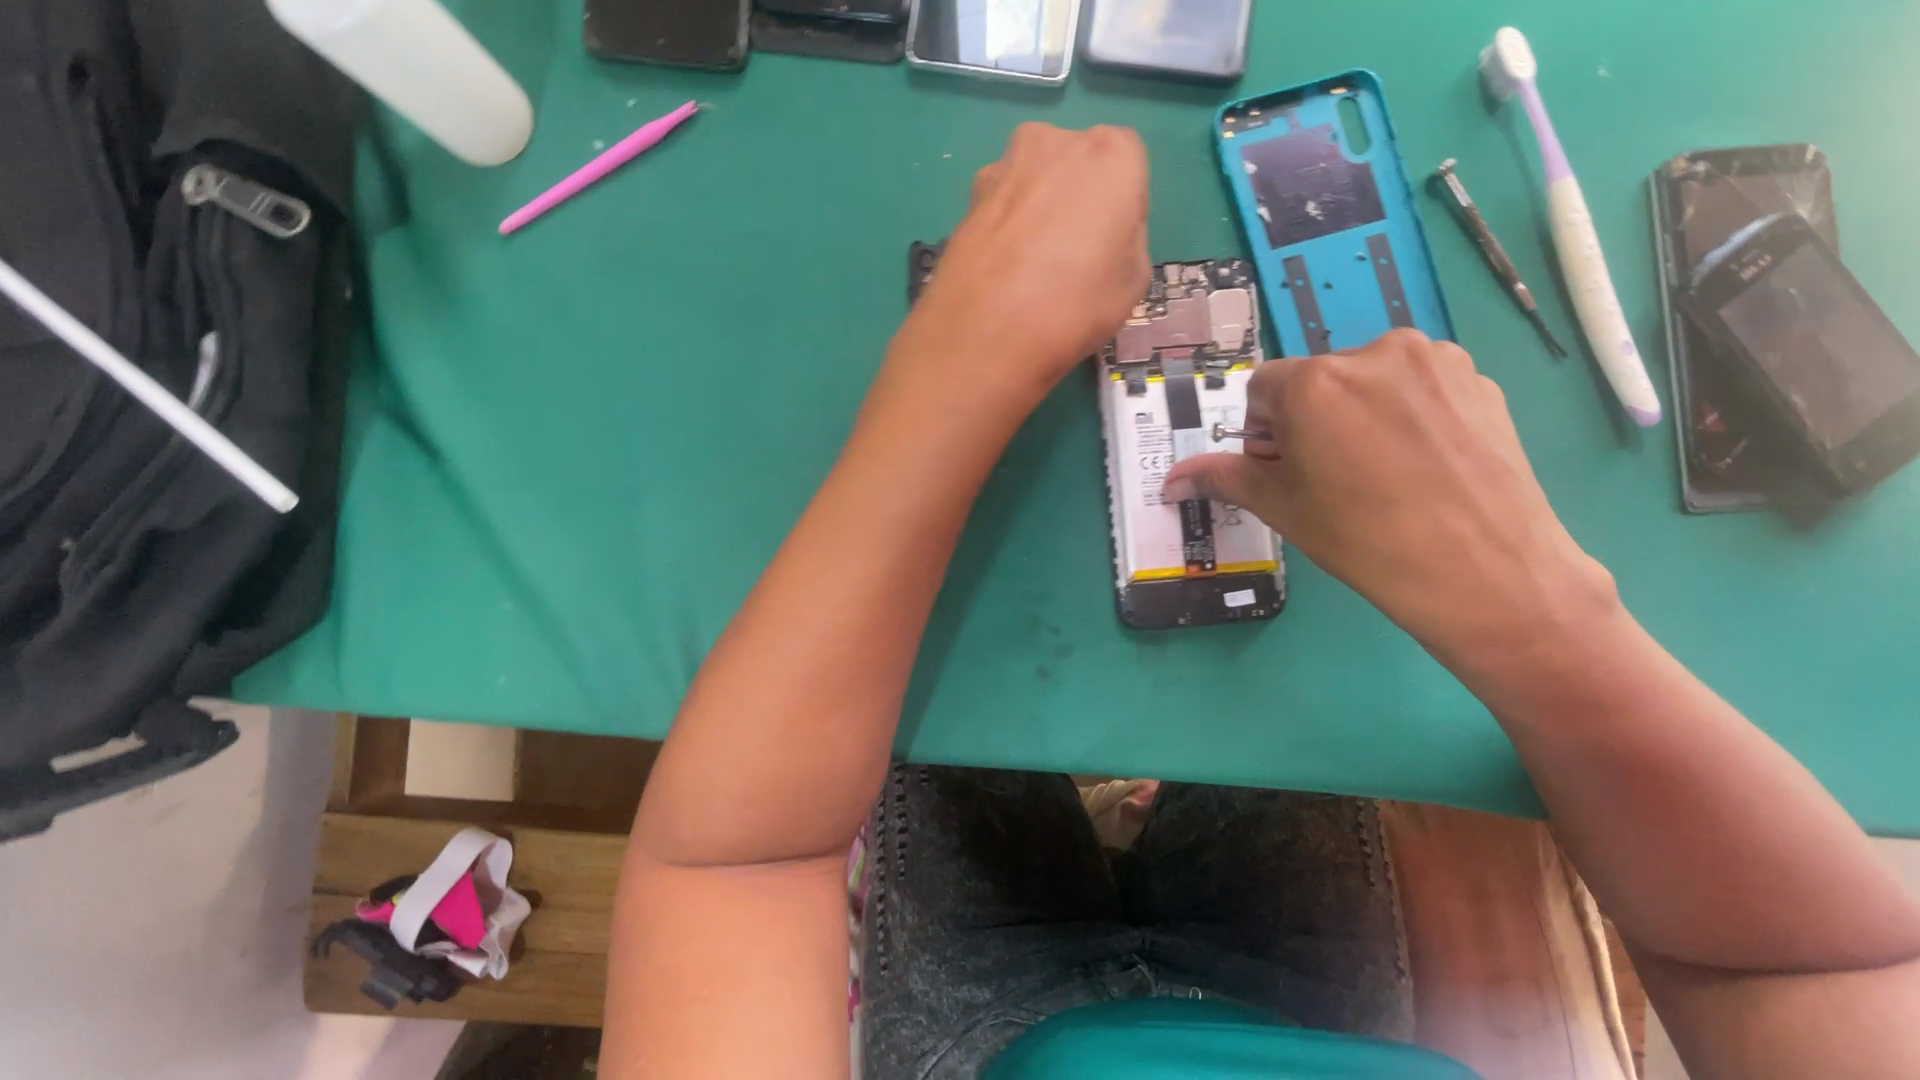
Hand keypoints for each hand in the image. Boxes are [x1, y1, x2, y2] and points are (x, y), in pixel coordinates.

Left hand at [890, 123, 1149, 411]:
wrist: (986, 334)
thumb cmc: (1077, 304)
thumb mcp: (1135, 279)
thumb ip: (1128, 237)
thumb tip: (1105, 233)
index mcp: (1110, 151)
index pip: (1130, 165)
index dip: (1124, 209)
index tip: (1112, 248)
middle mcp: (1054, 141)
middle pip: (1076, 166)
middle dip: (1078, 200)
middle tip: (1073, 257)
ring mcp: (1003, 166)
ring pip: (1033, 183)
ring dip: (1038, 211)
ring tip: (1033, 269)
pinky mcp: (966, 199)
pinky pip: (1001, 208)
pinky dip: (1006, 230)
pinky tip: (1003, 274)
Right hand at [1163, 330, 1616, 662]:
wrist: (1485, 571)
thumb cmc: (1365, 540)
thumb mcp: (1283, 508)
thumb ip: (1223, 478)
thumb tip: (1170, 480)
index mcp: (1314, 381)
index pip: (1261, 390)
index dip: (1264, 434)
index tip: (1285, 473)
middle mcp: (1372, 351)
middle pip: (1316, 381)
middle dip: (1311, 422)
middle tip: (1331, 480)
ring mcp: (1433, 361)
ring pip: (1369, 381)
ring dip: (1359, 414)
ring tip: (1382, 473)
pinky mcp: (1477, 379)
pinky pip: (1419, 387)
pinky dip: (1408, 416)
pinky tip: (1422, 465)